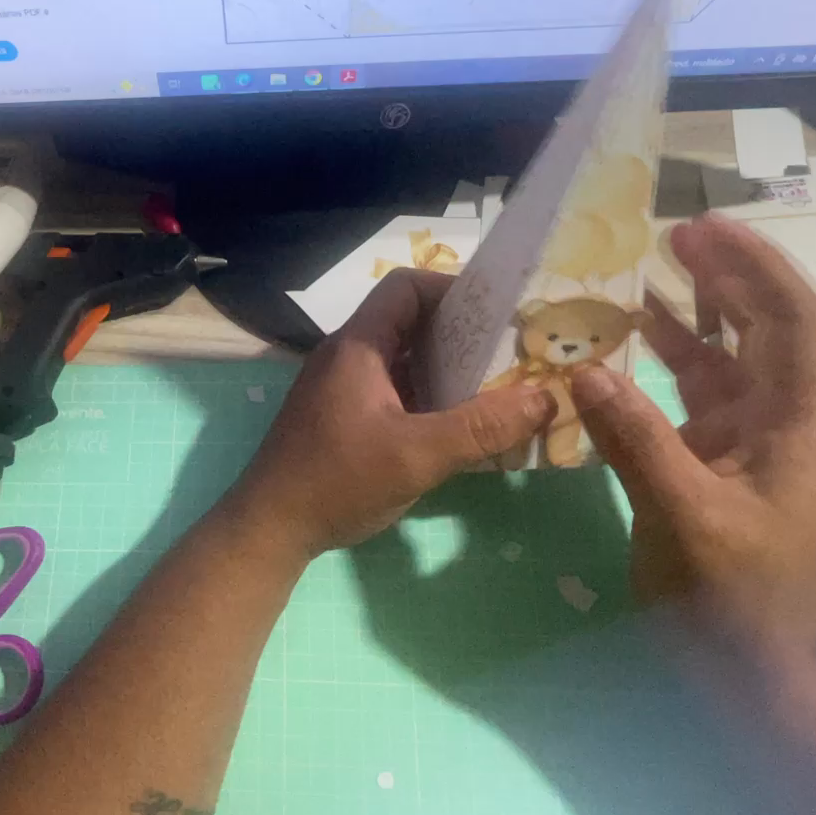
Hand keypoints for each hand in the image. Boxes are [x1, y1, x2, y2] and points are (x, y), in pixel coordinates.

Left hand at [227, 269, 554, 558]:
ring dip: (445, 370)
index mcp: (357, 346)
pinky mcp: (340, 418)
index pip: (405, 287)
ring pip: (401, 361)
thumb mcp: (416, 455)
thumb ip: (481, 427)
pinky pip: (391, 392)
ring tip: (496, 390)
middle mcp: (346, 357)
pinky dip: (425, 398)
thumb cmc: (336, 481)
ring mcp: (340, 389)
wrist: (269, 527)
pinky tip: (456, 427)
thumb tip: (546, 397)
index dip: (453, 289)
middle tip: (511, 355)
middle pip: (408, 322)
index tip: (499, 316)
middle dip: (461, 334)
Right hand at [570, 216, 815, 661]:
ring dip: (694, 312)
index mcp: (798, 424)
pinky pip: (690, 393)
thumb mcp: (684, 517)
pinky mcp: (711, 459)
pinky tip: (632, 340)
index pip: (792, 323)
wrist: (747, 667)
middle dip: (727, 275)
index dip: (754, 269)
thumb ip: (638, 441)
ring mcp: (745, 439)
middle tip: (672, 233)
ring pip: (726, 356)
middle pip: (764, 327)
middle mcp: (780, 419)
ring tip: (650, 269)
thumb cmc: (731, 598)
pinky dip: (664, 360)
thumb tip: (585, 369)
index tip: (702, 230)